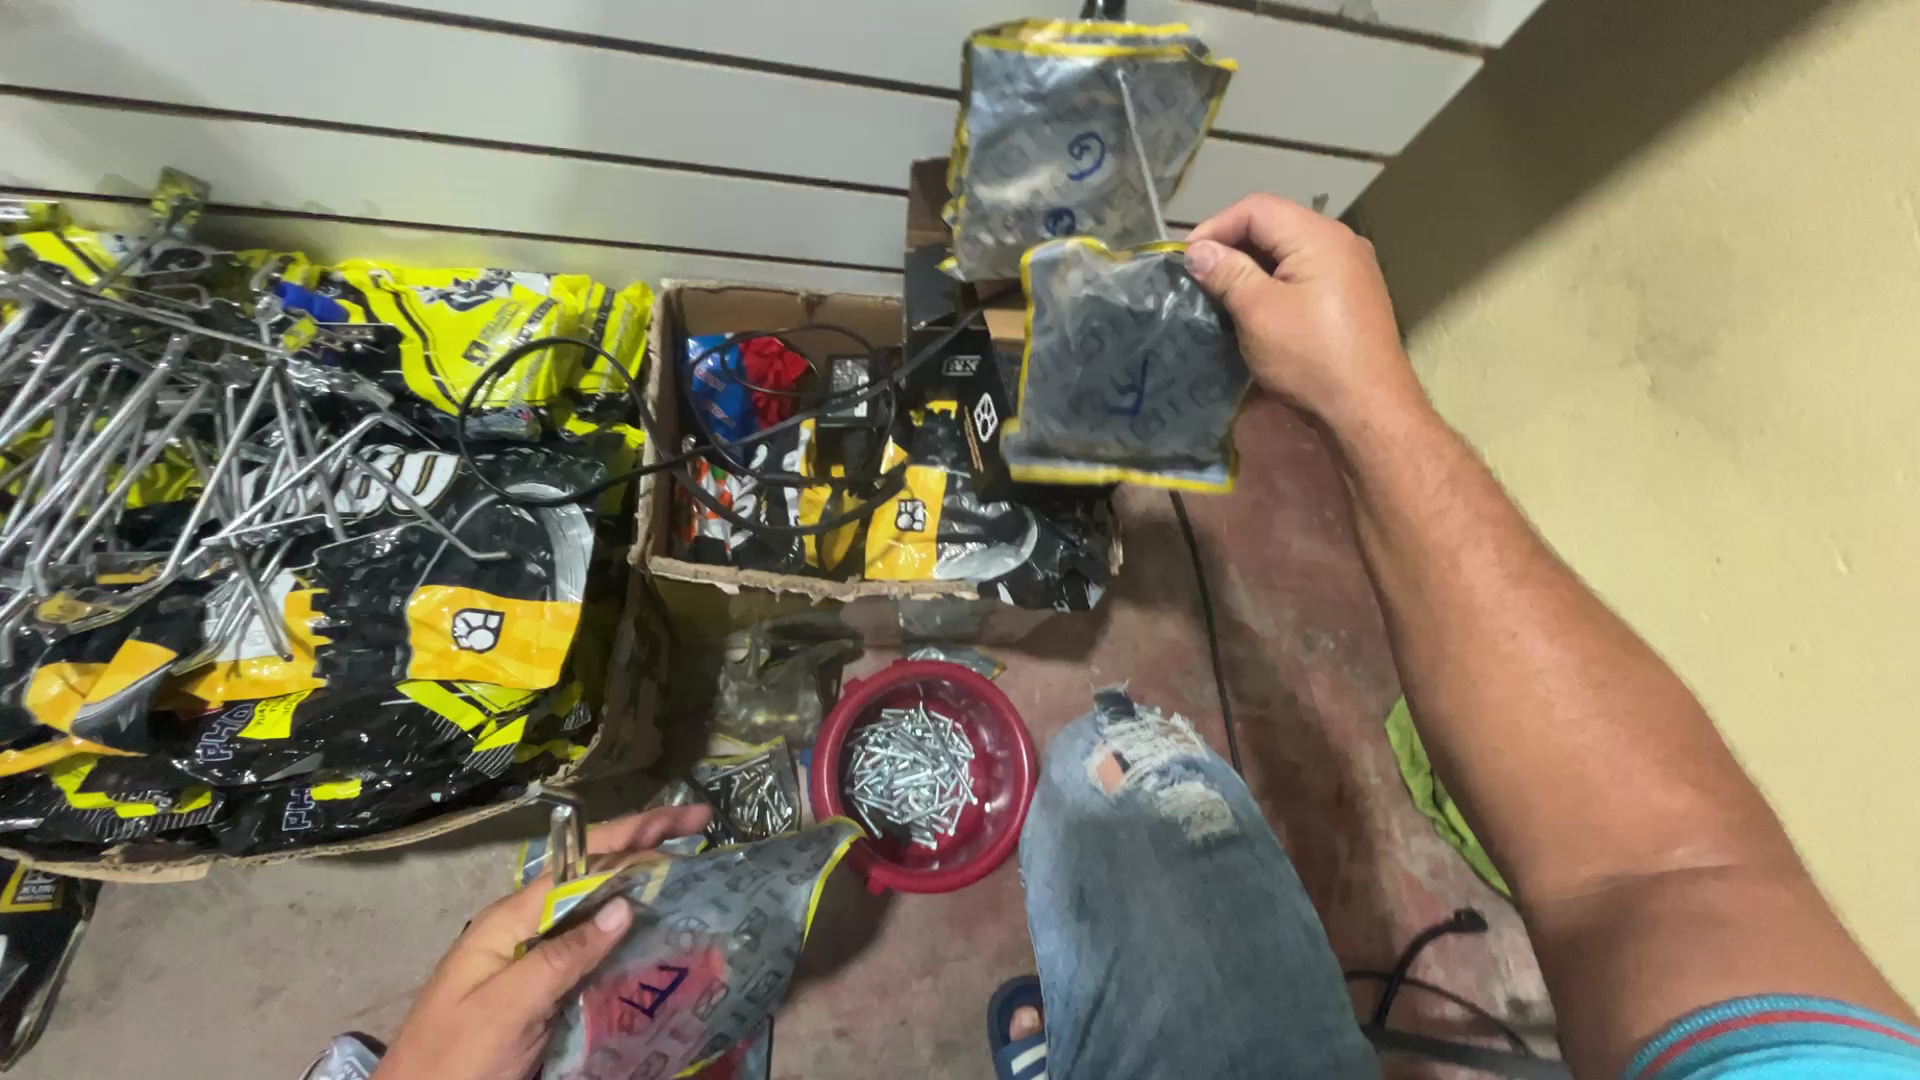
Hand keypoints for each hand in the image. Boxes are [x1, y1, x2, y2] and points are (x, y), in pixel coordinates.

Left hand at [373, 805, 710, 1079]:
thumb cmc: (451, 1066)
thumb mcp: (504, 1010)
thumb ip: (563, 956)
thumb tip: (627, 904)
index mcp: (513, 918)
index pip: (585, 859)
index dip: (637, 832)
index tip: (685, 817)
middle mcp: (529, 926)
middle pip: (597, 872)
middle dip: (647, 844)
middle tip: (700, 825)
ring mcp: (539, 957)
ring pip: (602, 906)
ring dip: (645, 882)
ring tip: (693, 869)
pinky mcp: (550, 988)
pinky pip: (599, 946)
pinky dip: (633, 928)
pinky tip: (661, 927)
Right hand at [1185, 194, 1424, 426]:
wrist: (1365, 408)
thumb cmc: (1309, 357)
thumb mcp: (1258, 312)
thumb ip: (1227, 273)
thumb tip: (1197, 251)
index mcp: (1319, 236)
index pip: (1257, 209)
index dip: (1215, 227)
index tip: (1184, 260)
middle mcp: (1339, 243)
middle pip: (1274, 226)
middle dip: (1230, 246)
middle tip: (1197, 277)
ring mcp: (1348, 271)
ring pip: (1287, 253)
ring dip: (1248, 268)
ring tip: (1218, 295)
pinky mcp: (1348, 299)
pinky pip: (1301, 276)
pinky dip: (1270, 285)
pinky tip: (1251, 311)